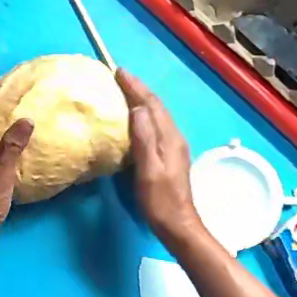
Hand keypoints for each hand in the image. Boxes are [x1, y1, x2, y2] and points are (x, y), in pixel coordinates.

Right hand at [116, 69, 204, 246]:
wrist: (178, 225)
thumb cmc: (160, 200)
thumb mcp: (149, 170)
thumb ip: (144, 139)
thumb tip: (137, 108)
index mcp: (169, 138)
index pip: (151, 104)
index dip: (135, 87)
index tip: (118, 72)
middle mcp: (174, 137)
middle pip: (156, 106)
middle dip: (138, 89)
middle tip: (119, 77)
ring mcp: (173, 146)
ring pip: (157, 115)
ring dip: (141, 100)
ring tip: (124, 92)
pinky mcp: (169, 155)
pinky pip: (155, 126)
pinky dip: (143, 115)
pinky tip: (133, 119)